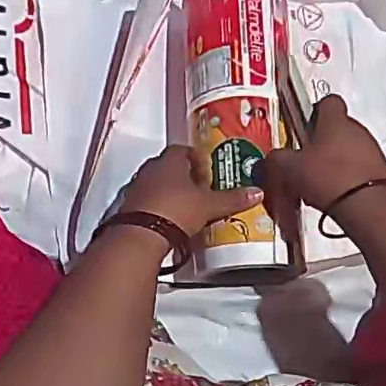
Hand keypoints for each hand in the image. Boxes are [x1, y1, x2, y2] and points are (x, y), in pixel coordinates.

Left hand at [118, 145, 263, 238]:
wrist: (142, 235)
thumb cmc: (177, 209)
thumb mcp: (209, 205)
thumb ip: (232, 199)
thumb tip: (257, 193)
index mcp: (170, 160)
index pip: (184, 150)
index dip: (197, 159)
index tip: (208, 170)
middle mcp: (150, 169)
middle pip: (170, 167)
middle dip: (185, 177)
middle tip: (201, 189)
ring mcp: (136, 188)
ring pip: (157, 184)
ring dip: (171, 192)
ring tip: (188, 207)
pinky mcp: (128, 207)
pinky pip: (148, 201)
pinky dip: (159, 207)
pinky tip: (171, 220)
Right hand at [259, 95, 385, 210]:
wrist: (365, 207)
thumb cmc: (328, 178)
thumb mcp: (290, 169)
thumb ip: (277, 159)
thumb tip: (271, 159)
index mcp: (335, 121)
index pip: (328, 102)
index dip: (315, 111)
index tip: (305, 124)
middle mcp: (357, 130)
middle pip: (338, 128)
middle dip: (322, 143)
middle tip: (305, 160)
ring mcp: (371, 151)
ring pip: (349, 150)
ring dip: (335, 162)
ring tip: (318, 183)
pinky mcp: (380, 173)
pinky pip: (359, 170)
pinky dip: (347, 179)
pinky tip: (334, 195)